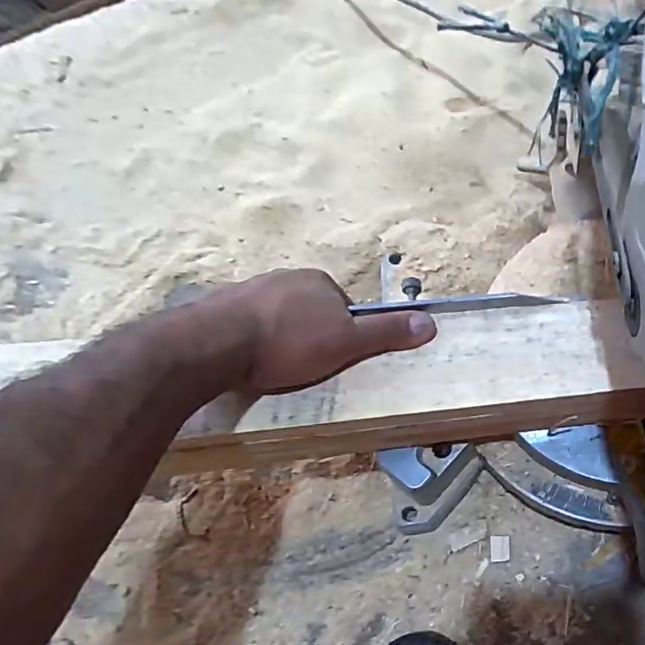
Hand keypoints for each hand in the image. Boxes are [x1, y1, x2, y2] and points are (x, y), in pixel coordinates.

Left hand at [195, 269, 437, 393]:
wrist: (213, 345)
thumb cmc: (289, 343)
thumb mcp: (348, 342)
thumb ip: (386, 333)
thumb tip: (430, 323)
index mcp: (318, 281)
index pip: (345, 308)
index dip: (346, 334)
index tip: (338, 357)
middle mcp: (285, 277)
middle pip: (312, 311)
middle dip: (313, 335)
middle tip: (309, 365)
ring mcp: (250, 290)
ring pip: (280, 317)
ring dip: (282, 338)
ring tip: (278, 366)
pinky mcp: (220, 307)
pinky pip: (249, 324)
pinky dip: (254, 340)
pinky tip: (251, 360)